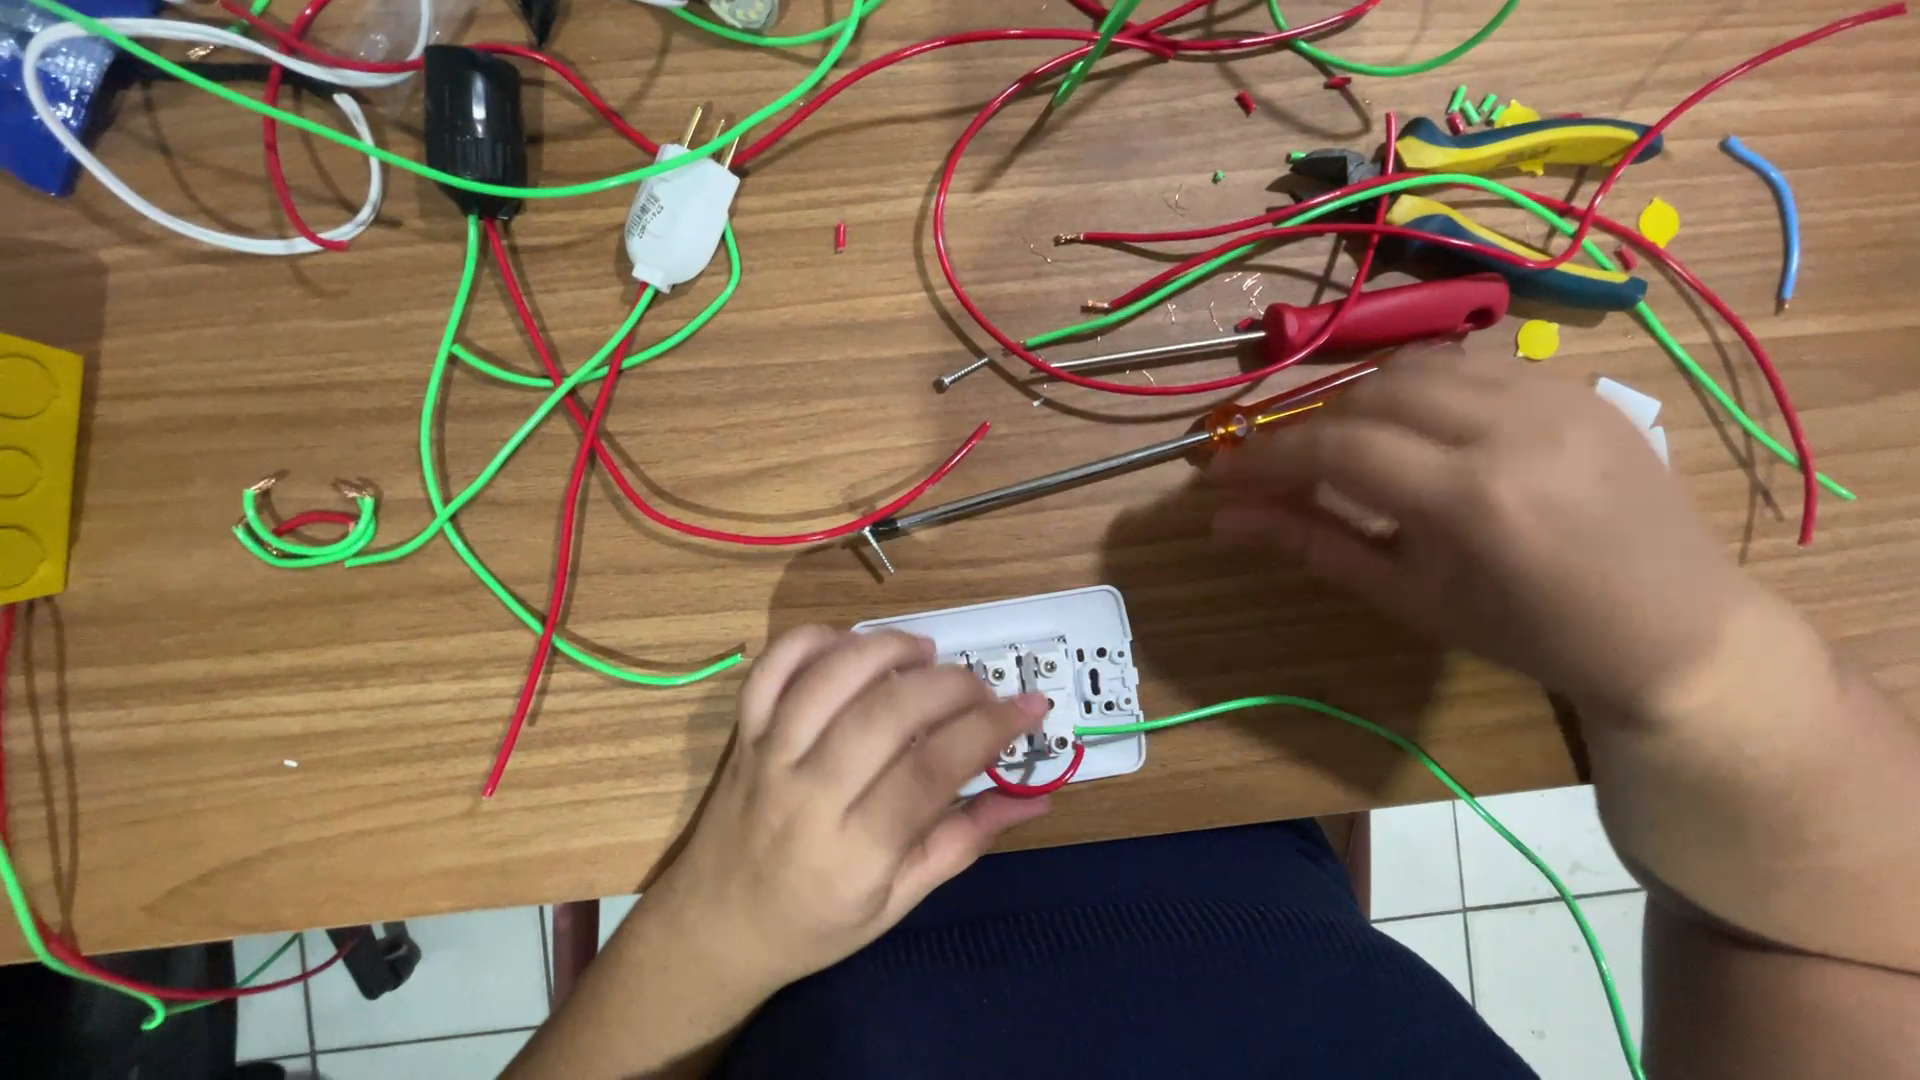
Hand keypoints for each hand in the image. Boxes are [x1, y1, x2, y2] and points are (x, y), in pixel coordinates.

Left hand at [643, 626, 1050, 992]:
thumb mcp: (896, 903)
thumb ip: (964, 843)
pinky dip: (814, 641)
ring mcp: (767, 757)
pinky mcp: (743, 735)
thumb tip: (1036, 799)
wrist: (713, 931)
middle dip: (948, 685)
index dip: (988, 730)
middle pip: (885, 714)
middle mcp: (806, 797)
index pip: (930, 773)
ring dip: (886, 648)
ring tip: (925, 652)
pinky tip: (853, 643)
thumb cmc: (814, 925)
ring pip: (829, 679)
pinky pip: (773, 669)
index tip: (1030, 706)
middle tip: (979, 686)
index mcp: (852, 854)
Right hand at [1207, 345, 1758, 716]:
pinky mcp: (1577, 388)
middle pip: (1369, 392)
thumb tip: (1224, 520)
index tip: (1217, 472)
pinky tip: (1411, 427)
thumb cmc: (1529, 633)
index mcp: (1473, 498)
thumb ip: (1313, 544)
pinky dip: (1417, 387)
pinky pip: (1470, 364)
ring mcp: (1556, 397)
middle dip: (1308, 425)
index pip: (1336, 447)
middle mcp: (1514, 428)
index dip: (1264, 455)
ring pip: (1417, 365)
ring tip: (1341, 444)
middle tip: (1280, 467)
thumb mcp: (1410, 597)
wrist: (1676, 631)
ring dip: (1359, 399)